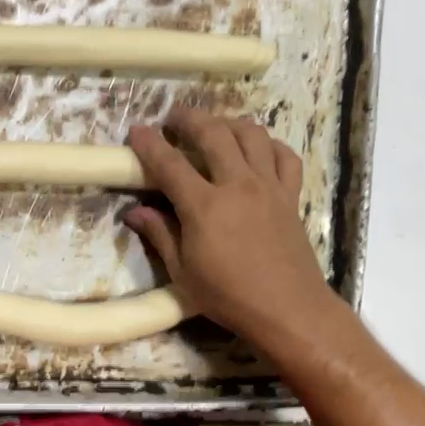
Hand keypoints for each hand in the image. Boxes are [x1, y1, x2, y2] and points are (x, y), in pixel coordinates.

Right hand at [125, 109, 335, 347]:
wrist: (287, 308)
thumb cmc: (227, 295)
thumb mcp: (182, 272)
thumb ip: (160, 235)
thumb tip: (134, 212)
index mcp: (204, 206)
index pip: (170, 164)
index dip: (150, 144)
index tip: (137, 130)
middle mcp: (237, 185)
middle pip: (213, 134)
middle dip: (190, 119)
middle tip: (174, 117)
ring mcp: (268, 186)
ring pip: (251, 135)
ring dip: (228, 123)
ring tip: (214, 126)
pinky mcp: (290, 195)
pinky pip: (284, 155)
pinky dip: (268, 144)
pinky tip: (257, 148)